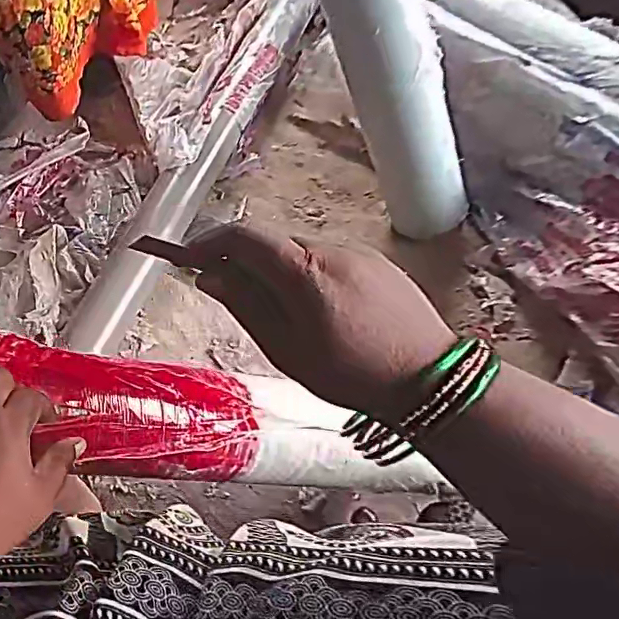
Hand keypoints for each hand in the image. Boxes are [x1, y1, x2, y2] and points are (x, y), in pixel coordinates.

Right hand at [183, 225, 457, 419]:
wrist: (431, 382)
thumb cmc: (349, 373)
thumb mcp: (282, 346)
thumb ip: (244, 303)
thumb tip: (208, 275)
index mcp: (304, 272)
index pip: (243, 236)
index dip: (208, 242)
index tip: (187, 257)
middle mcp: (332, 250)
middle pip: (270, 241)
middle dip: (240, 258)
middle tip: (226, 289)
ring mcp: (358, 253)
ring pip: (297, 249)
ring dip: (272, 266)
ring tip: (274, 308)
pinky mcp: (376, 262)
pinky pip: (324, 257)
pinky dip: (302, 271)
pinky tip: (310, 306)